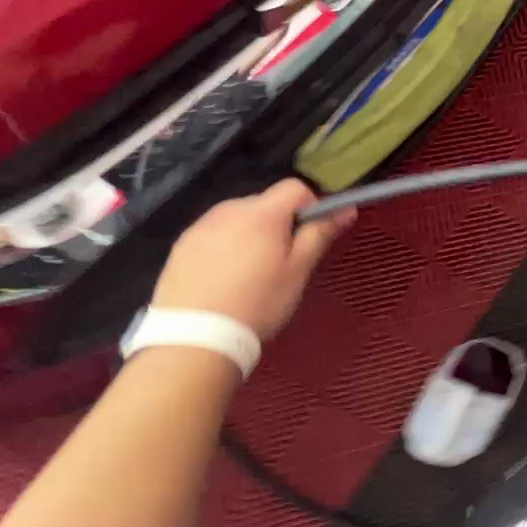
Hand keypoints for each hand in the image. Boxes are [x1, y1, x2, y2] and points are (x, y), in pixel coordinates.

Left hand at [150, 179, 355, 338]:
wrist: (193, 338)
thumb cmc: (258, 302)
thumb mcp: (298, 270)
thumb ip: (320, 233)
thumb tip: (346, 208)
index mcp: (261, 215)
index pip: (295, 188)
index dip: (310, 206)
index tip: (309, 235)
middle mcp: (228, 211)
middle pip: (265, 202)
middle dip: (279, 222)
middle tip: (282, 259)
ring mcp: (199, 228)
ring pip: (239, 217)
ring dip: (252, 232)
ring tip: (251, 270)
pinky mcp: (180, 247)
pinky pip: (214, 233)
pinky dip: (226, 245)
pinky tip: (225, 276)